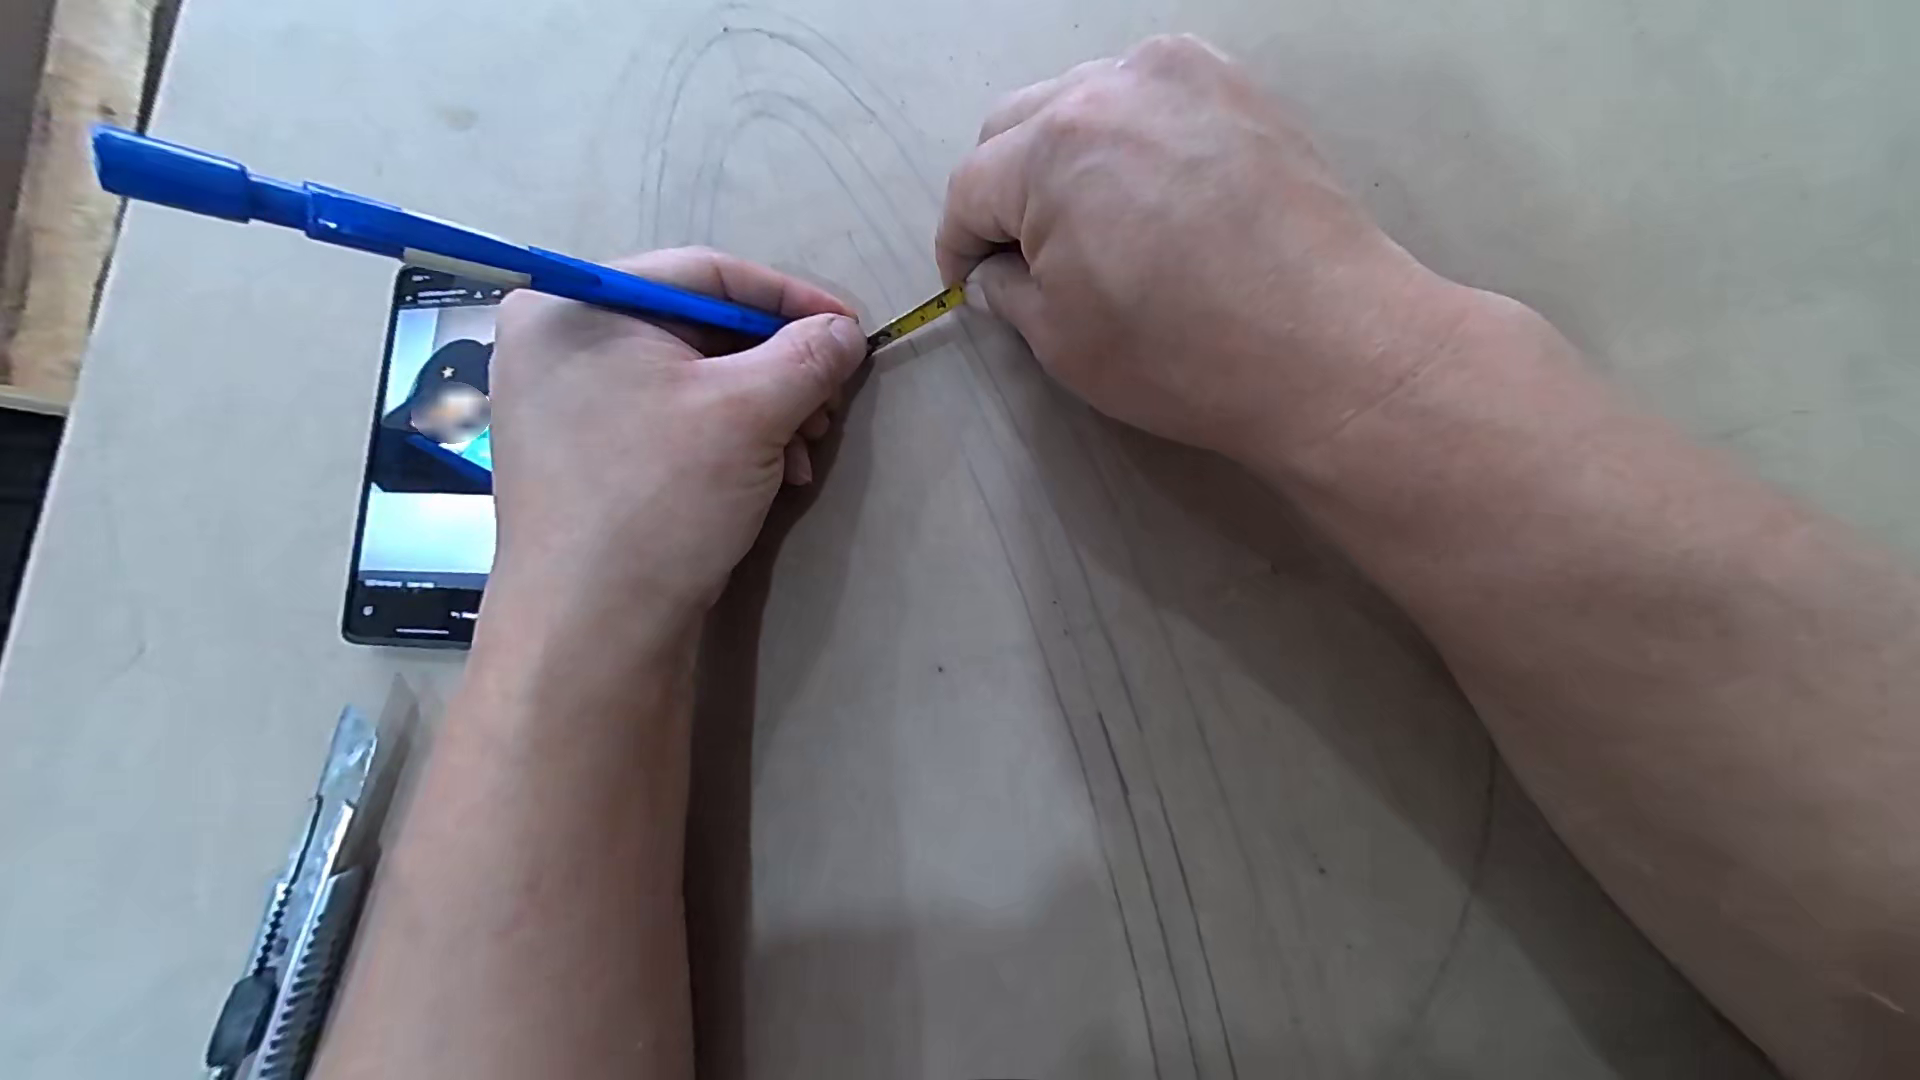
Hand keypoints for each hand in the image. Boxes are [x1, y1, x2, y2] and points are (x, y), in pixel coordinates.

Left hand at [481, 248, 866, 653]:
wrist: (597, 625)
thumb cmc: (661, 498)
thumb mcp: (749, 415)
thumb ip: (808, 357)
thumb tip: (848, 331)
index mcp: (579, 306)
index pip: (707, 275)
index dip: (790, 297)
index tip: (850, 327)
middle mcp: (568, 345)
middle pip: (706, 332)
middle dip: (782, 371)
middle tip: (829, 406)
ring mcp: (578, 404)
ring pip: (701, 382)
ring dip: (768, 413)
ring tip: (802, 454)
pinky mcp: (600, 454)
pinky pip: (683, 422)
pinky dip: (738, 441)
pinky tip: (772, 476)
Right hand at [937, 35, 1478, 469]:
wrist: (1321, 347)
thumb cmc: (1172, 356)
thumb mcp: (1059, 338)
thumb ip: (1006, 293)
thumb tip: (989, 274)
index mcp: (1052, 151)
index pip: (969, 187)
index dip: (955, 244)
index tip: (964, 285)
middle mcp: (1110, 85)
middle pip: (1014, 129)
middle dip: (997, 196)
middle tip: (1014, 257)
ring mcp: (1181, 74)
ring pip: (1079, 104)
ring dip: (1054, 163)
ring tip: (1075, 226)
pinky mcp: (1235, 86)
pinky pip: (1144, 101)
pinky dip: (1117, 143)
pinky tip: (1135, 195)